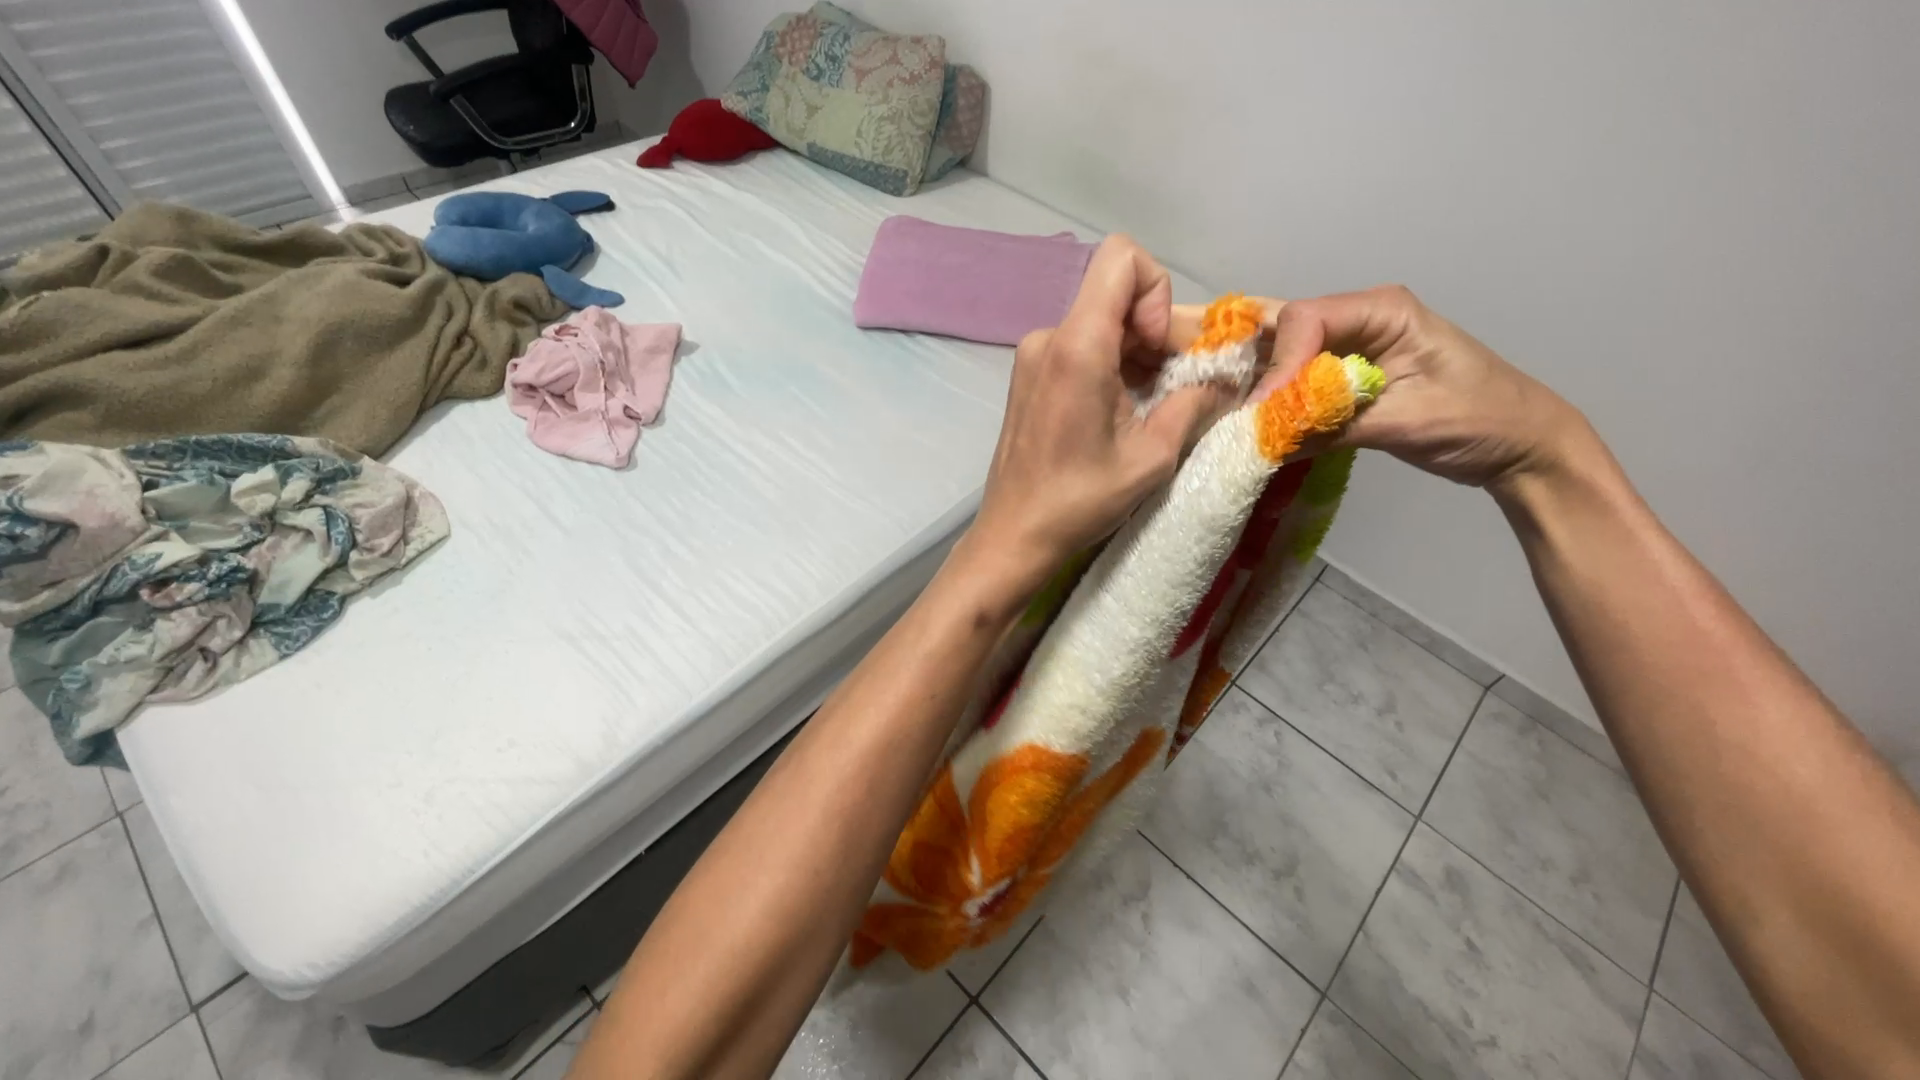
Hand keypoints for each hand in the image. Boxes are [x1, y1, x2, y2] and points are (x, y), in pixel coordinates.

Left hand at [964, 236, 1230, 590]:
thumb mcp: (1152, 457)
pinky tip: (1122, 411)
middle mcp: (1049, 337)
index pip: (1121, 258)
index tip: (1160, 350)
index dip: (1157, 292)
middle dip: (1156, 331)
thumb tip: (1226, 379)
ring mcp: (1034, 355)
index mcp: (1076, 346)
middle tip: (1174, 387)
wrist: (1014, 534)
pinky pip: (1081, 345)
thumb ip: (1193, 404)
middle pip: (1115, 293)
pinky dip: (1111, 365)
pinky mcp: (1030, 375)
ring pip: (1102, 322)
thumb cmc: (1079, 501)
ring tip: (1151, 405)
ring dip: (1136, 353)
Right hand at [1264, 285, 1595, 492]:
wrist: (1520, 444)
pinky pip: (1301, 383)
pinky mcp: (1348, 378)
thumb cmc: (1478, 420)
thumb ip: (1329, 426)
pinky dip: (1279, 405)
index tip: (1263, 411)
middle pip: (1286, 332)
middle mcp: (1359, 319)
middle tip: (1230, 410)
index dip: (1278, 363)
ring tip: (1235, 420)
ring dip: (1262, 389)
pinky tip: (1259, 426)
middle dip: (1257, 371)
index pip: (1306, 320)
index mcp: (1382, 310)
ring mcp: (1352, 348)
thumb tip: (1261, 441)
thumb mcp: (1402, 422)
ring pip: (1287, 358)